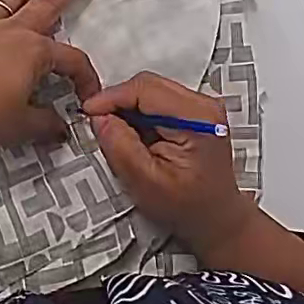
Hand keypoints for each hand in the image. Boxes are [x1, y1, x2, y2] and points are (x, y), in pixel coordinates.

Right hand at [81, 72, 254, 252]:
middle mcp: (203, 104)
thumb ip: (121, 146)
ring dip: (128, 108)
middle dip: (118, 101)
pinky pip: (157, 101)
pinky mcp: (194, 112)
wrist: (216, 218)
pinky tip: (134, 135)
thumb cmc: (186, 206)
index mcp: (197, 118)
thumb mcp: (145, 182)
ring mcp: (201, 106)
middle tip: (98, 124)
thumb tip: (99, 117)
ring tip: (116, 133)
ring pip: (150, 90)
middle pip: (148, 85)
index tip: (87, 112)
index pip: (145, 89)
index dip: (111, 97)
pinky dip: (139, 114)